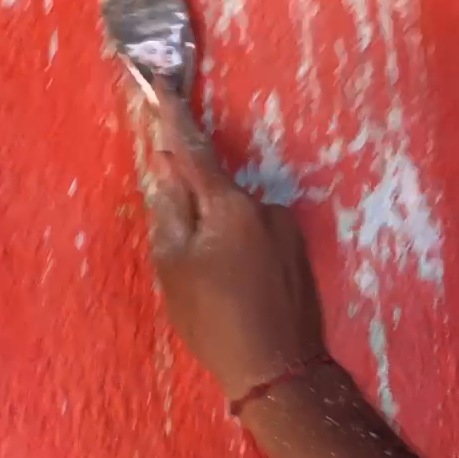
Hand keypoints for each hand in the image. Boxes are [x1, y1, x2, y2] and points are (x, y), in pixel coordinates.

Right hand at [144, 83, 328, 401]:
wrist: (281, 375)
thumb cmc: (214, 317)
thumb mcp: (174, 263)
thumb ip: (169, 206)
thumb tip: (165, 162)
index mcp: (228, 203)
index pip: (193, 148)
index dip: (173, 115)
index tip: (161, 82)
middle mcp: (262, 205)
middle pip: (212, 187)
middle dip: (189, 201)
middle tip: (176, 247)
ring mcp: (284, 228)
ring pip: (231, 215)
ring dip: (212, 230)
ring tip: (206, 282)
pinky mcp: (296, 251)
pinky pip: (252, 232)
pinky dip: (233, 244)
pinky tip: (229, 285)